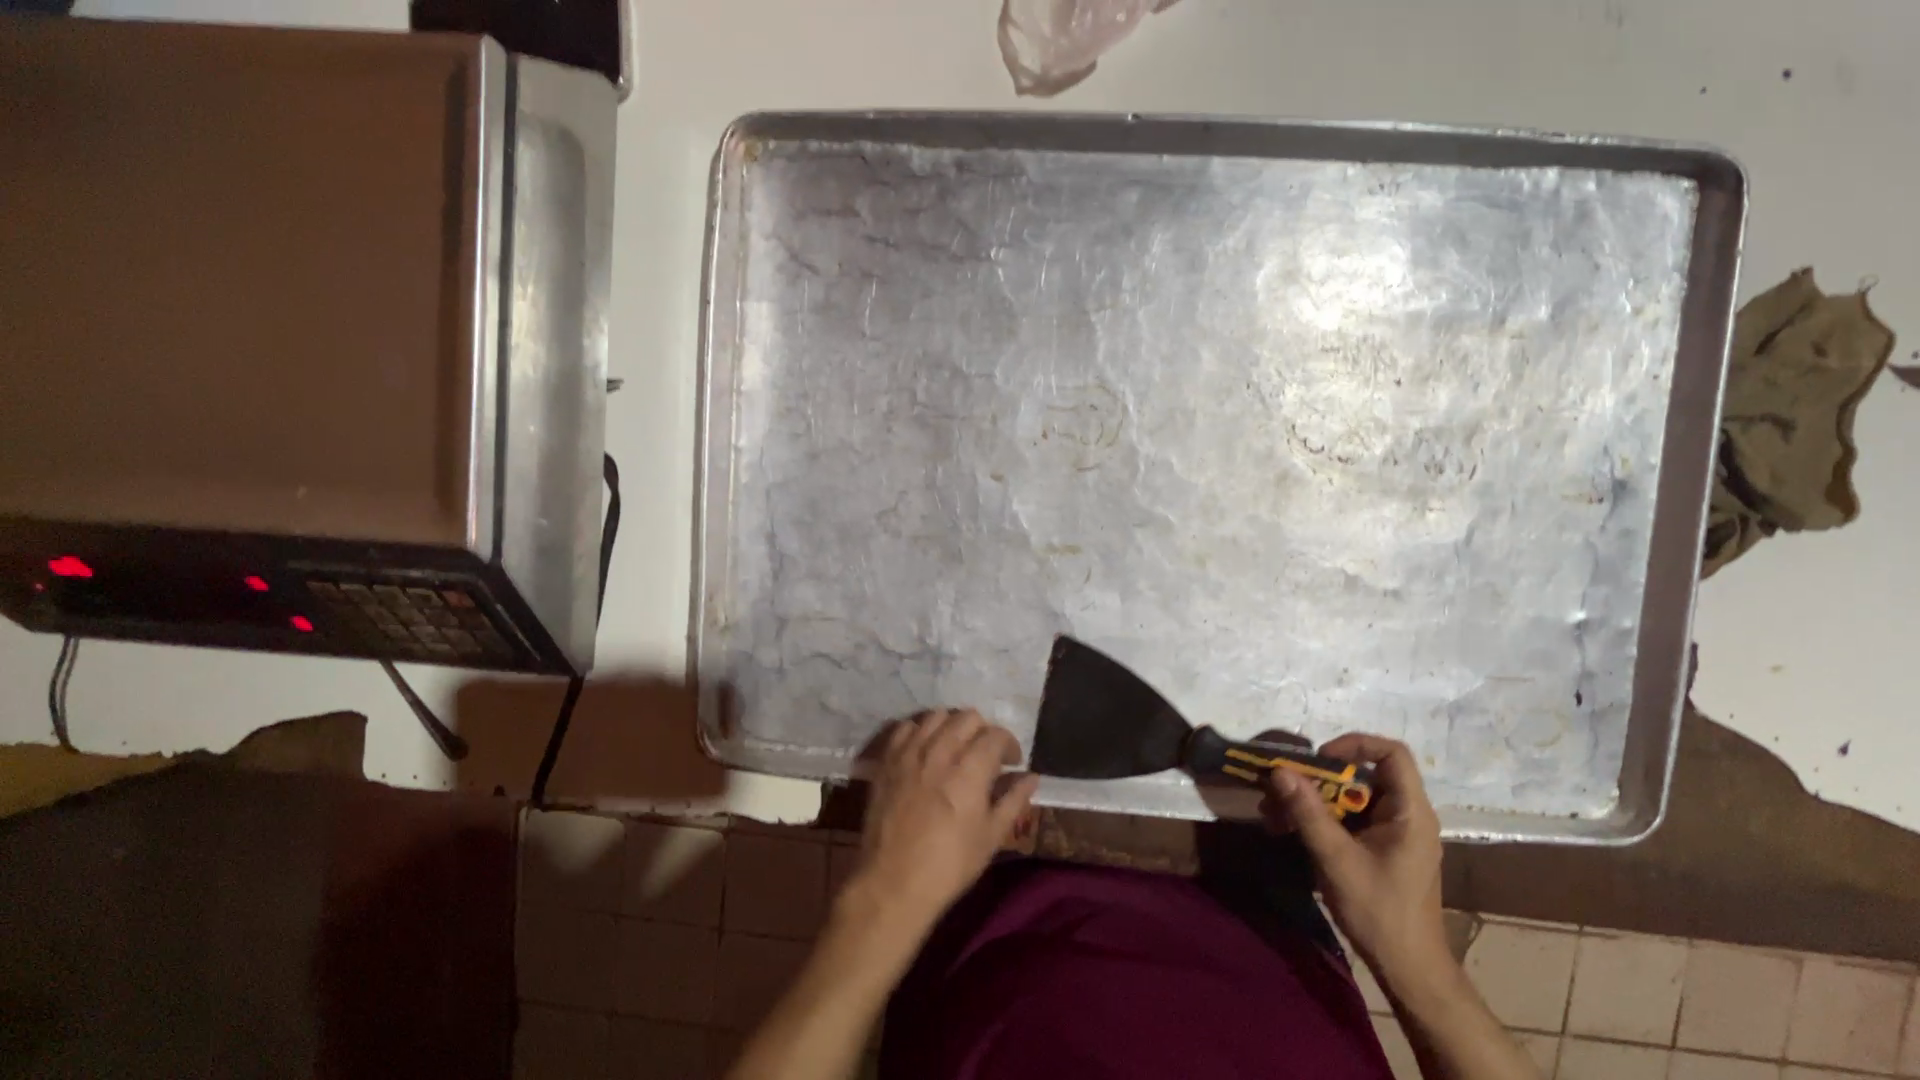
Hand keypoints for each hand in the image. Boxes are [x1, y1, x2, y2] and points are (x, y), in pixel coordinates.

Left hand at [847, 708, 1039, 935]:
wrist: (894, 882)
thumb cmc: (950, 864)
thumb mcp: (991, 837)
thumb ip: (1013, 800)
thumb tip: (1032, 778)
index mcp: (970, 770)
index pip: (996, 735)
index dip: (1009, 745)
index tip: (1012, 763)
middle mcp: (940, 751)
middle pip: (967, 717)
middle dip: (983, 731)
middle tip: (986, 755)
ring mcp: (909, 753)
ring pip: (936, 716)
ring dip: (952, 726)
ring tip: (956, 749)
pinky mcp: (886, 761)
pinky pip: (905, 728)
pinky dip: (920, 731)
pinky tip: (925, 750)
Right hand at [1262, 734, 1450, 984]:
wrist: (1408, 967)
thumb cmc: (1379, 911)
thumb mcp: (1336, 859)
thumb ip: (1308, 813)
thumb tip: (1280, 771)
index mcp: (1410, 812)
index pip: (1392, 754)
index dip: (1355, 745)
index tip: (1319, 759)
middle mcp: (1406, 815)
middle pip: (1364, 776)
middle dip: (1319, 778)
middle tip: (1282, 786)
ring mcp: (1394, 833)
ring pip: (1351, 799)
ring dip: (1312, 800)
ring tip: (1273, 811)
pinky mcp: (1381, 849)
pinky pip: (1350, 820)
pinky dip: (1320, 819)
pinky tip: (1287, 829)